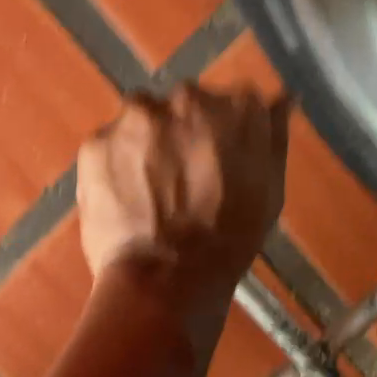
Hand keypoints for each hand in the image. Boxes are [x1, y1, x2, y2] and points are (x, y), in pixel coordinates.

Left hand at [76, 84, 290, 290]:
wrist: (167, 279)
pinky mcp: (97, 144)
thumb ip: (271, 138)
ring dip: (139, 151)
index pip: (226, 107)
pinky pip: (105, 151)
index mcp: (238, 105)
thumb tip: (280, 99)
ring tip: (142, 199)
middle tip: (173, 190)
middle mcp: (187, 97)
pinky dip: (109, 173)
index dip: (213, 142)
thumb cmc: (228, 243)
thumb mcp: (268, 192)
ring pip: (137, 126)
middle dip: (174, 142)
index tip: (207, 172)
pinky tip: (119, 205)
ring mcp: (137, 118)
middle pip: (178, 111)